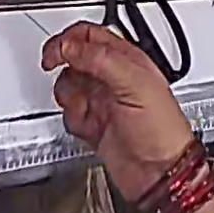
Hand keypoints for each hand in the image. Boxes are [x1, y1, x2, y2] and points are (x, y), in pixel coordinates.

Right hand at [42, 22, 194, 201]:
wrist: (161, 176)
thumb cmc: (162, 128)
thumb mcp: (133, 83)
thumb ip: (100, 60)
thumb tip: (70, 46)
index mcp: (126, 60)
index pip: (91, 36)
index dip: (70, 38)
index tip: (56, 50)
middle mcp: (113, 78)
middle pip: (76, 57)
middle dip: (62, 62)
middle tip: (51, 65)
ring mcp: (103, 101)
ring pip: (70, 84)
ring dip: (68, 94)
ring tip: (80, 104)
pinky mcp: (95, 125)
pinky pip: (71, 114)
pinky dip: (72, 118)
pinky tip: (86, 124)